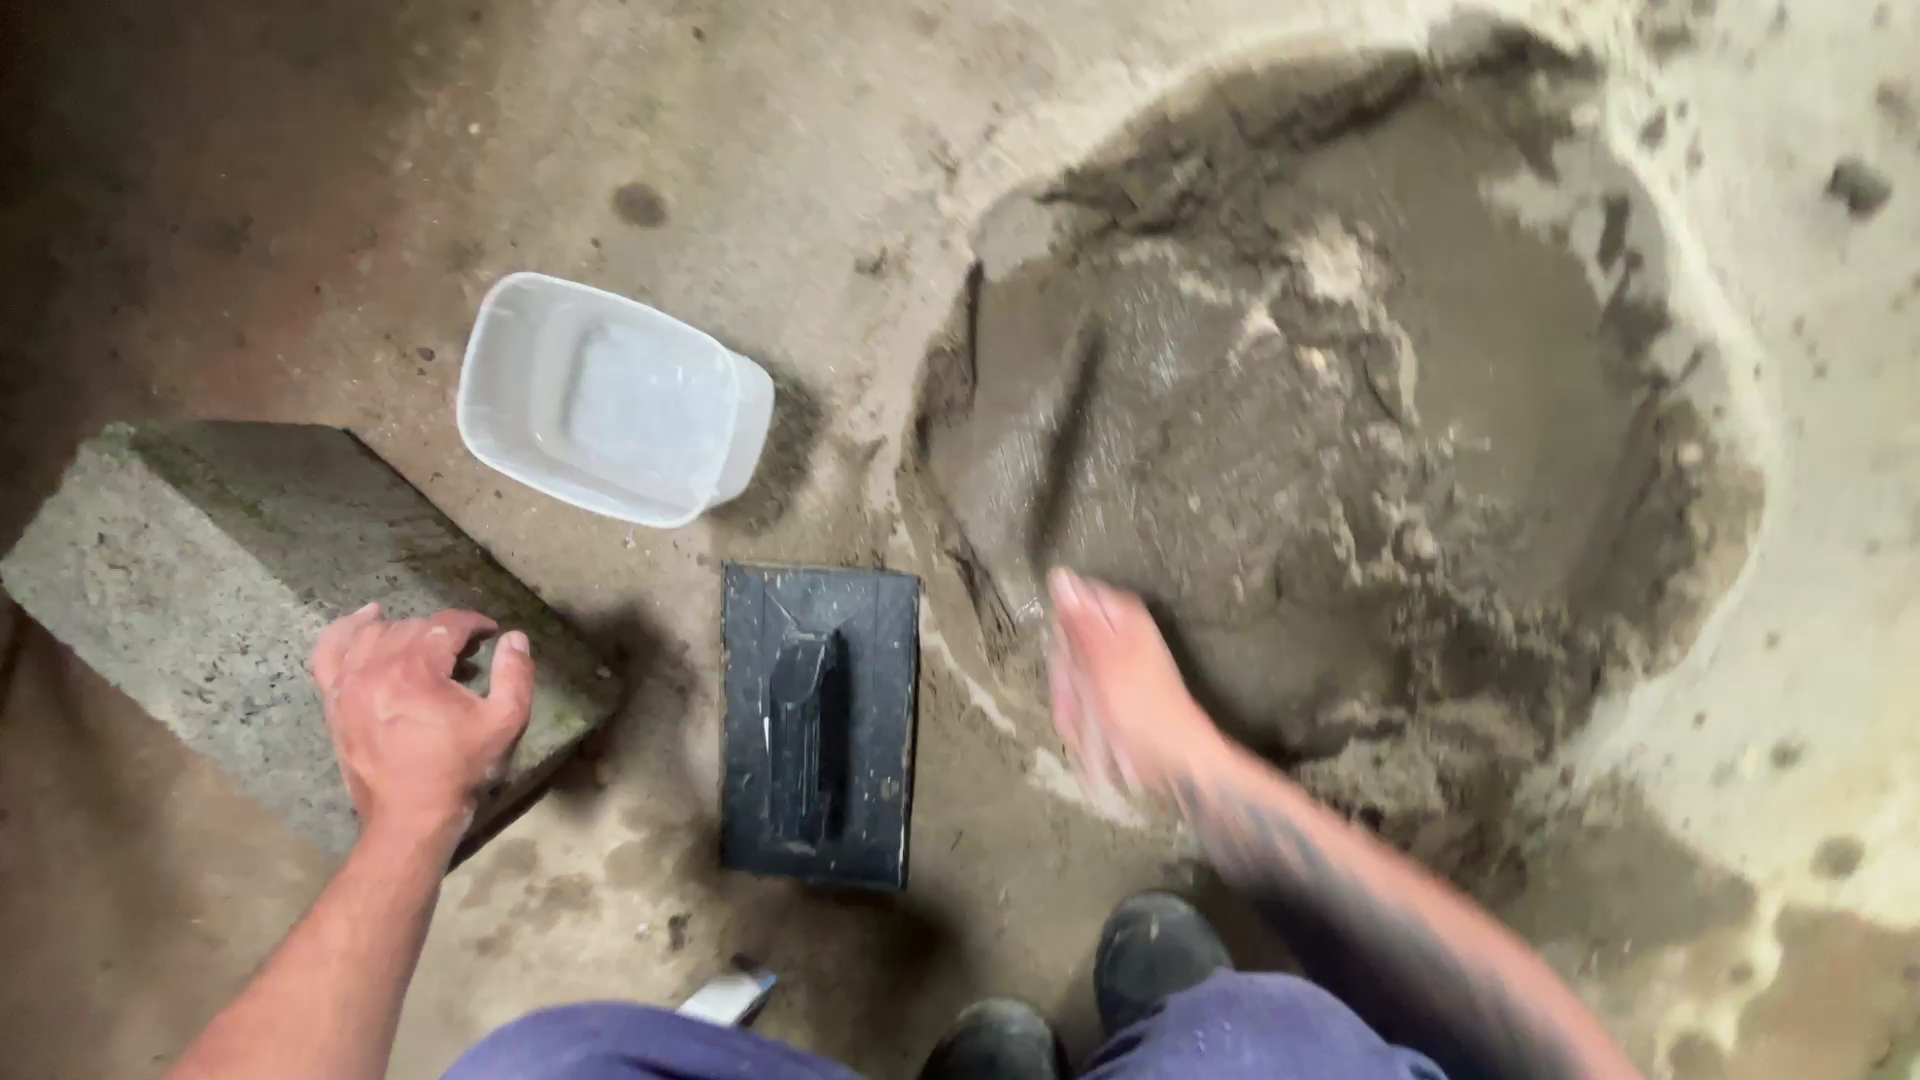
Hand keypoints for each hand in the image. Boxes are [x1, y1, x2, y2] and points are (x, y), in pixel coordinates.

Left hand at [309, 604, 535, 843]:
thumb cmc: (462, 768)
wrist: (411, 817)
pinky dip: (344, 631)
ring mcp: (347, 686)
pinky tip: (364, 620)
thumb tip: (514, 637)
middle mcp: (375, 671)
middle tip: (467, 651)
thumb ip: (516, 673)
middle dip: (443, 630)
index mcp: (417, 672)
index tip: (492, 633)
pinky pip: (328, 654)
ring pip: (372, 635)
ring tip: (426, 639)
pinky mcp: (334, 703)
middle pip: (411, 627)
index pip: (445, 624)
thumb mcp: (506, 720)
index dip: (473, 623)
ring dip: (404, 629)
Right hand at [1046, 568, 1232, 797]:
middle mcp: (1120, 632)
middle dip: (1066, 677)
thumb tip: (1059, 574)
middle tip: (1077, 700)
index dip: (1062, 634)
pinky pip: (1084, 694)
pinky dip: (1083, 714)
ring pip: (1073, 673)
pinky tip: (1091, 731)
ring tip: (1086, 723)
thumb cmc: (1138, 704)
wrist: (1172, 754)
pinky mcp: (1117, 688)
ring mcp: (1118, 662)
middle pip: (1069, 642)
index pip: (1070, 605)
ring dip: (1073, 701)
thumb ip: (1078, 616)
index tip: (1066, 662)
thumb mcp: (1100, 657)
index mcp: (1120, 615)